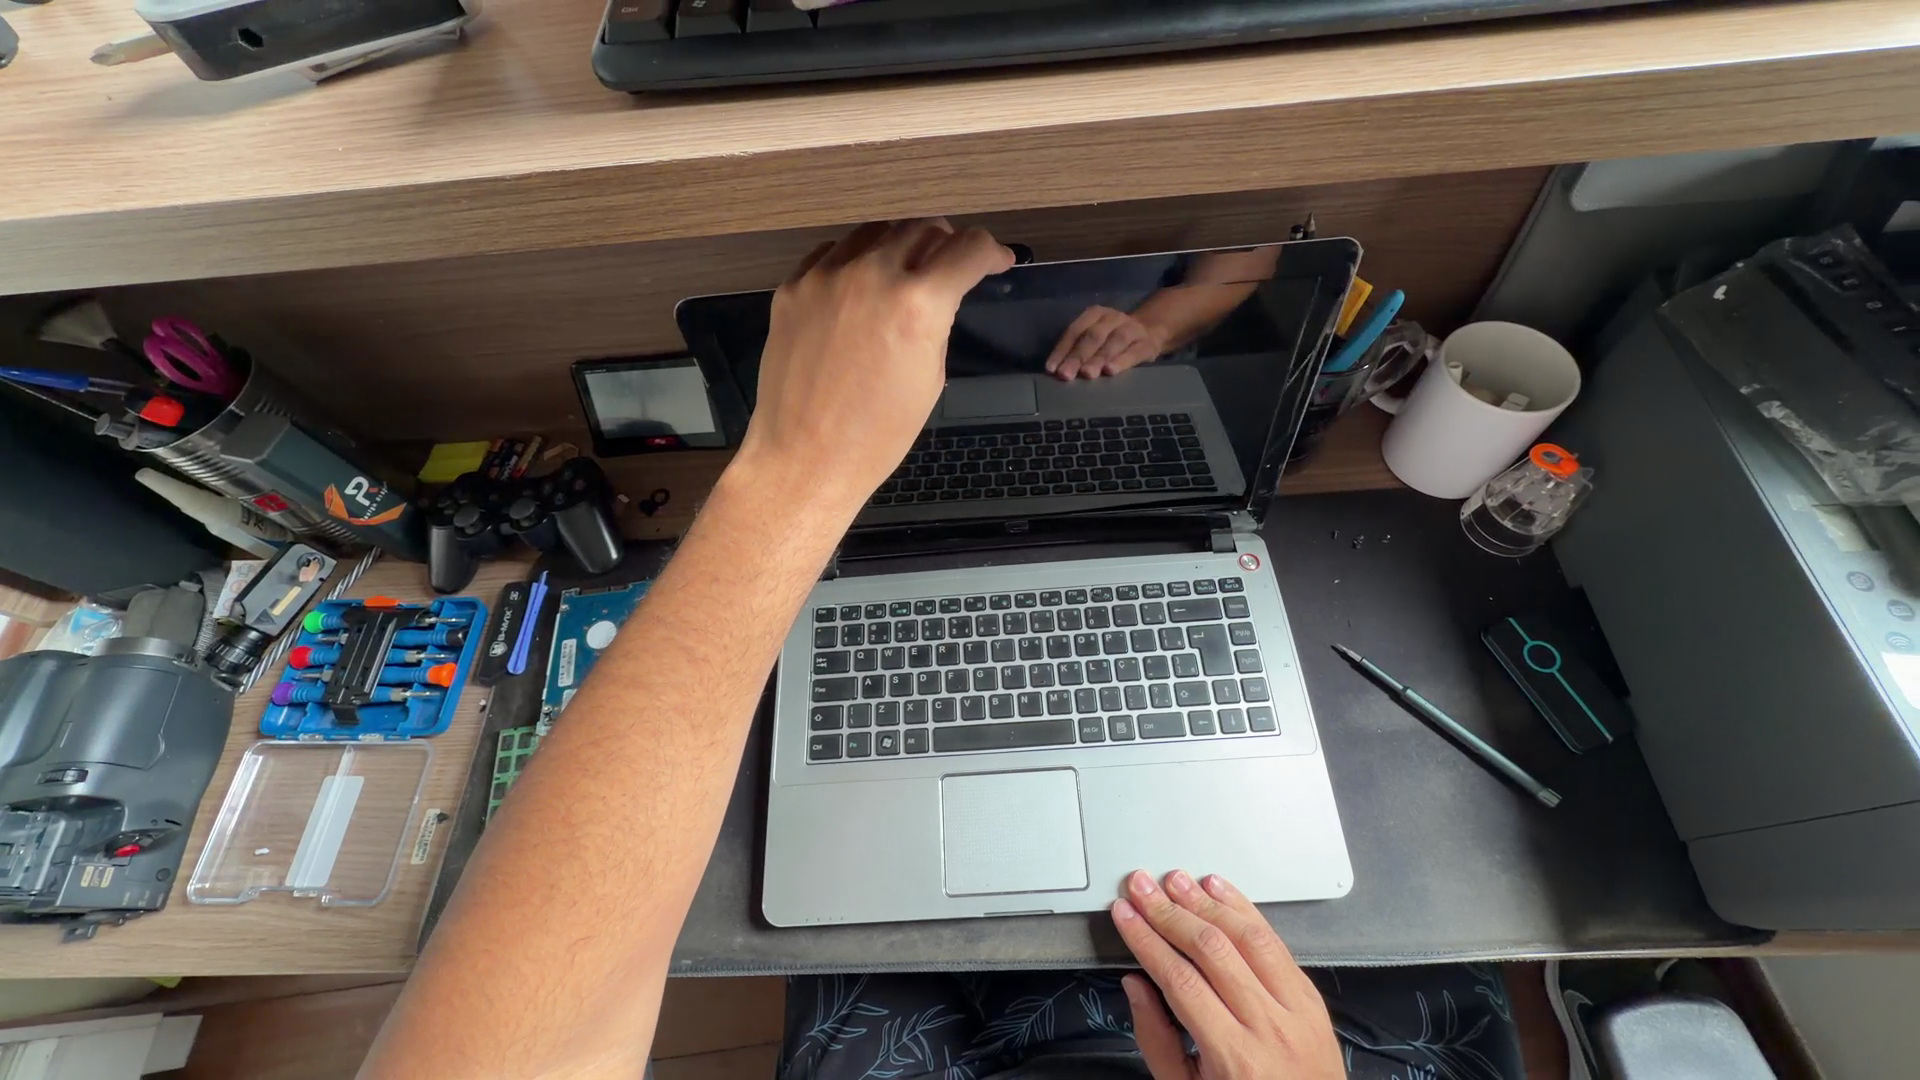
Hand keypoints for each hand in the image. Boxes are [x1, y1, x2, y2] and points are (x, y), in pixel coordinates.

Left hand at [739, 219, 1014, 506]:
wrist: (808, 457)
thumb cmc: (877, 435)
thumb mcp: (930, 379)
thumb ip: (937, 324)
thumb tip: (938, 298)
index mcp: (917, 305)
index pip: (968, 249)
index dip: (991, 252)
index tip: (995, 260)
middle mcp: (872, 277)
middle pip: (922, 228)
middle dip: (947, 242)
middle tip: (952, 263)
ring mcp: (825, 279)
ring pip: (875, 232)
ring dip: (900, 243)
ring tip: (906, 268)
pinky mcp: (792, 290)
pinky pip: (831, 254)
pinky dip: (856, 259)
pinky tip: (861, 283)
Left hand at [1044, 306, 1168, 379]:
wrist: (1151, 331)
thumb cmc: (1112, 339)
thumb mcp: (1094, 337)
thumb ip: (1076, 350)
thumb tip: (1055, 371)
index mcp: (1095, 314)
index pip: (1075, 331)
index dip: (1062, 350)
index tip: (1051, 370)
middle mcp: (1112, 318)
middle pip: (1092, 336)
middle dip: (1077, 356)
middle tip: (1066, 375)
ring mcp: (1131, 329)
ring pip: (1113, 342)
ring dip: (1098, 359)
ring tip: (1087, 374)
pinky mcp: (1147, 344)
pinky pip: (1133, 352)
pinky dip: (1121, 362)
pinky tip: (1110, 371)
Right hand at [1112, 870, 1342, 1079]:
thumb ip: (1157, 1040)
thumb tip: (1135, 982)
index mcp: (1236, 1061)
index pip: (1181, 981)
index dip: (1146, 940)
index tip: (1124, 915)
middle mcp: (1271, 1029)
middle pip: (1212, 951)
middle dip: (1168, 912)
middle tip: (1141, 887)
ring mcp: (1297, 1010)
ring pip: (1246, 937)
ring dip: (1205, 903)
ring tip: (1174, 881)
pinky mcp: (1311, 997)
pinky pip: (1275, 941)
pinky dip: (1244, 909)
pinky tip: (1219, 889)